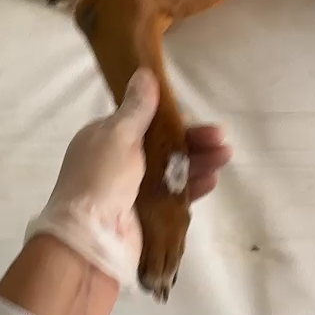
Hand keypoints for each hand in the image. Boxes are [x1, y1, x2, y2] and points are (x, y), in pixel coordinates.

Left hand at [29, 70, 231, 286]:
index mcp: (104, 138)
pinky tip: (212, 180)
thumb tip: (144, 73)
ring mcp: (131, 190)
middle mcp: (117, 162)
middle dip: (191, 140)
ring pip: (171, 170)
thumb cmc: (101, 179)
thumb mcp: (117, 136)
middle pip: (161, 145)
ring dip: (198, 161)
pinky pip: (173, 195)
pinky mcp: (145, 214)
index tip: (193, 115)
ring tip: (224, 157)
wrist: (90, 240)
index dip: (169, 118)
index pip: (142, 122)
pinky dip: (192, 186)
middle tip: (220, 138)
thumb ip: (136, 108)